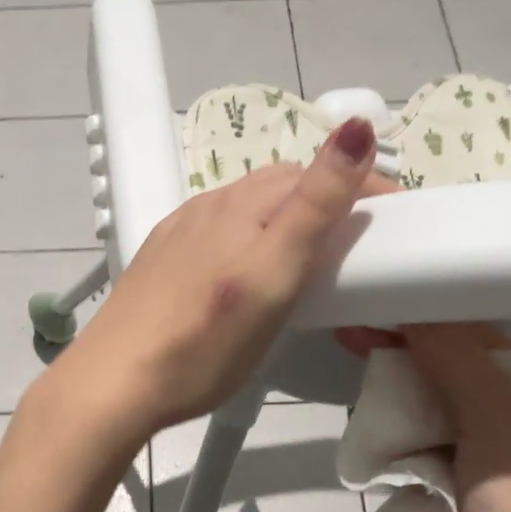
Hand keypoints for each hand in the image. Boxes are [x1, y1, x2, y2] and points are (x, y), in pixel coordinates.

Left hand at [51, 118, 383, 438]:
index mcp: (241, 207)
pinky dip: (247, 234)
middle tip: (358, 234)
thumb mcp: (272, 277)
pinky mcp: (159, 262)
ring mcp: (178, 234)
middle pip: (277, 185)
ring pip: (244, 206)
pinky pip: (214, 230)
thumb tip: (356, 128)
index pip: (313, 174)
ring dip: (284, 213)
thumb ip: (315, 206)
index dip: (359, 183)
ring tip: (309, 251)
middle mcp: (207, 208)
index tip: (396, 214)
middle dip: (324, 193)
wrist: (115, 384)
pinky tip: (244, 267)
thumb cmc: (203, 343)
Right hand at [340, 323, 510, 511]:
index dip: (445, 319)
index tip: (394, 298)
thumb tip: (413, 311)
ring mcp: (466, 460)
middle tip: (358, 327)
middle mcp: (509, 426)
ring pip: (419, 408)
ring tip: (353, 367)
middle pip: (450, 372)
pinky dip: (384, 440)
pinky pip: (401, 448)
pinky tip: (363, 426)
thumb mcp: (504, 431)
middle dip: (407, 353)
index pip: (494, 343)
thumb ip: (462, 366)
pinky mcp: (430, 489)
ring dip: (390, 396)